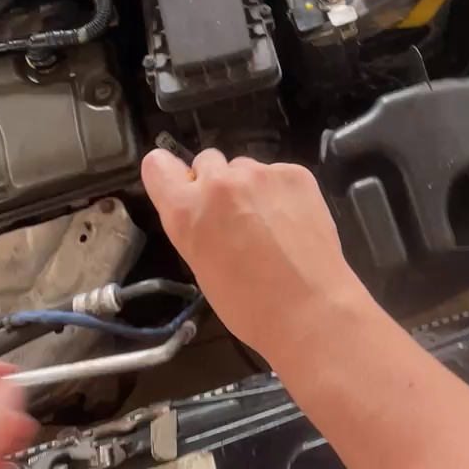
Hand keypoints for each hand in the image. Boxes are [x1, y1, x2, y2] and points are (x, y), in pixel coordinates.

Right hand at [140, 148, 376, 364]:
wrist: (311, 308)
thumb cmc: (248, 304)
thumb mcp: (201, 267)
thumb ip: (195, 225)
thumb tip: (202, 207)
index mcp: (187, 210)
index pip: (158, 166)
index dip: (169, 173)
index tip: (181, 185)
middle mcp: (219, 183)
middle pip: (207, 160)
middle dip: (215, 182)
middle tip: (233, 214)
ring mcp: (260, 173)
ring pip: (245, 167)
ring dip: (250, 187)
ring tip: (269, 223)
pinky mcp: (294, 172)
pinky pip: (278, 174)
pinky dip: (281, 191)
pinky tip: (293, 220)